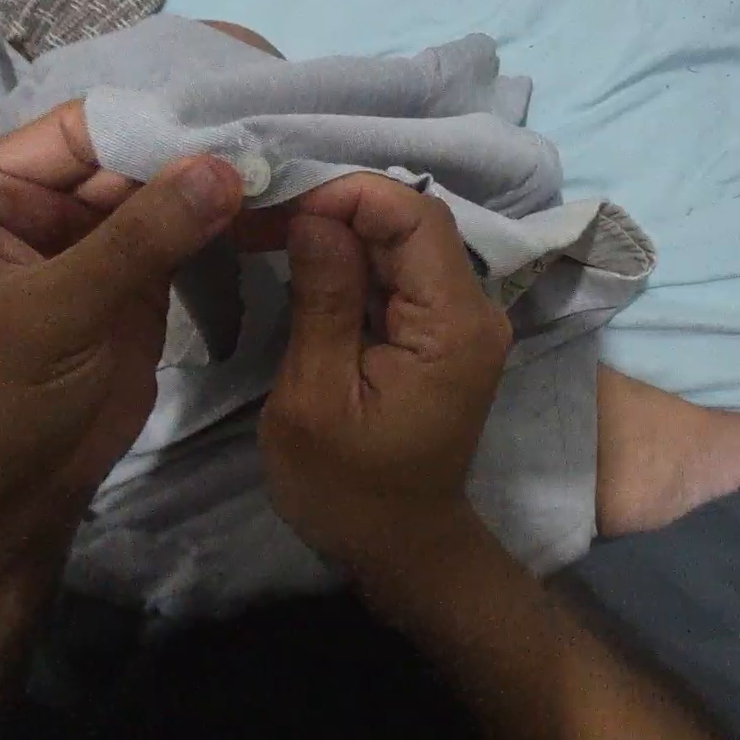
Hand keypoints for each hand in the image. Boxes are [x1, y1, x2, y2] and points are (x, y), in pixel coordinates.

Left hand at [0, 100, 243, 588]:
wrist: (3, 503)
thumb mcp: (53, 312)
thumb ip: (140, 239)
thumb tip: (225, 168)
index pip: (84, 130)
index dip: (155, 120)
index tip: (234, 121)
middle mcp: (50, 208)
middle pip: (135, 159)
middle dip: (199, 155)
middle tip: (278, 149)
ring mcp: (102, 247)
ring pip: (169, 198)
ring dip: (220, 190)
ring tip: (287, 176)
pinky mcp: (143, 285)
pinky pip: (190, 240)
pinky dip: (226, 228)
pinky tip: (271, 215)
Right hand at [260, 175, 513, 575]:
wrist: (402, 544)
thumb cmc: (349, 488)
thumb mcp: (315, 398)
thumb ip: (322, 300)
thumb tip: (314, 215)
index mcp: (455, 324)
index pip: (416, 217)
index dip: (349, 195)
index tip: (281, 206)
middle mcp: (476, 309)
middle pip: (414, 223)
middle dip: (338, 208)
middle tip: (263, 216)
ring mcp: (465, 318)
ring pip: (406, 242)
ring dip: (342, 230)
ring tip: (273, 232)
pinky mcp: (446, 328)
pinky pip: (403, 271)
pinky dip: (356, 258)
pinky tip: (309, 260)